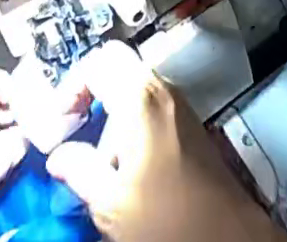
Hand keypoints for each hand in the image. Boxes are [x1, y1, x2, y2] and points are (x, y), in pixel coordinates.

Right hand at [44, 41, 286, 241]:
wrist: (226, 235)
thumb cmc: (170, 217)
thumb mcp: (112, 201)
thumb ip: (80, 171)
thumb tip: (60, 157)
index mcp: (140, 98)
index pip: (97, 62)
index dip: (71, 86)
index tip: (60, 119)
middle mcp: (162, 91)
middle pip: (117, 67)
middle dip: (90, 95)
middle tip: (73, 130)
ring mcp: (178, 106)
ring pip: (133, 87)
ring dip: (110, 113)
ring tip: (100, 161)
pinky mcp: (188, 124)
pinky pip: (151, 106)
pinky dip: (131, 124)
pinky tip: (127, 166)